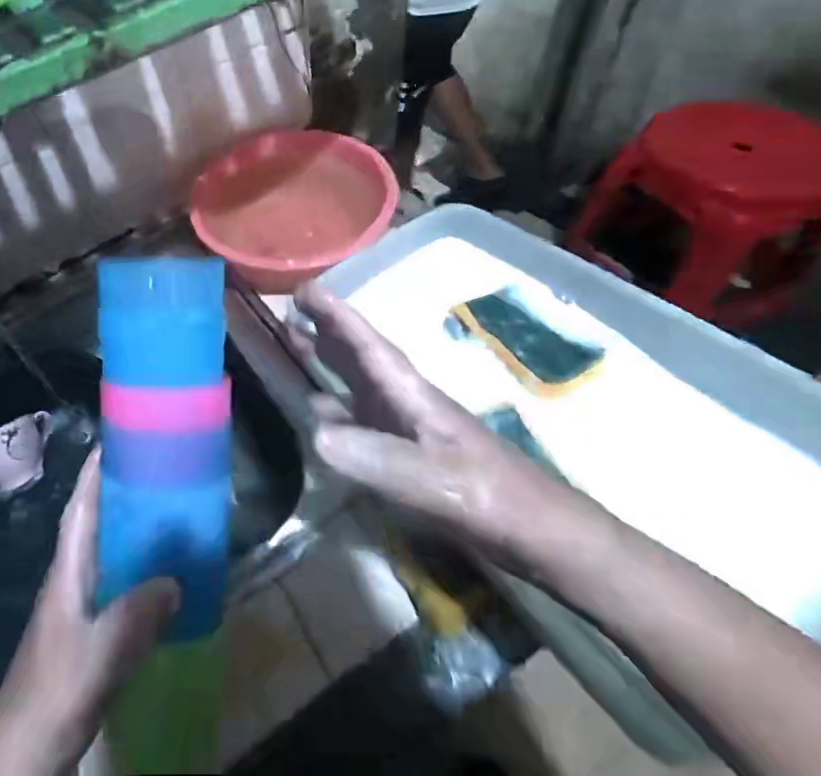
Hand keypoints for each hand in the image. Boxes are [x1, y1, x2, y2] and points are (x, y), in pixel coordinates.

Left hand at [0, 450, 178, 775]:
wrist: (25, 755)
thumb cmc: (55, 693)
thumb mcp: (99, 653)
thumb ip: (137, 614)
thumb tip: (176, 578)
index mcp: (66, 574)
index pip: (80, 510)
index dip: (95, 473)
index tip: (118, 439)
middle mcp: (72, 582)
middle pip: (98, 526)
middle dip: (125, 494)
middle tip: (166, 471)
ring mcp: (80, 610)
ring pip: (112, 556)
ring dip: (139, 532)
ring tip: (178, 514)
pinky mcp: (91, 635)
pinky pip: (123, 587)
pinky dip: (145, 573)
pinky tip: (171, 580)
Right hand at [293, 285, 584, 568]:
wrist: (533, 531)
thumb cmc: (488, 496)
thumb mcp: (434, 479)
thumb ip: (379, 457)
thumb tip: (316, 432)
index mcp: (411, 394)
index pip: (367, 345)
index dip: (336, 316)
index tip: (305, 289)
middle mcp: (404, 403)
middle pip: (359, 358)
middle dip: (326, 331)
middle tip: (288, 310)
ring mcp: (407, 429)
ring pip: (358, 386)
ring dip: (327, 366)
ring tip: (293, 349)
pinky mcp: (408, 457)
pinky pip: (361, 423)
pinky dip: (335, 412)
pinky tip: (319, 418)